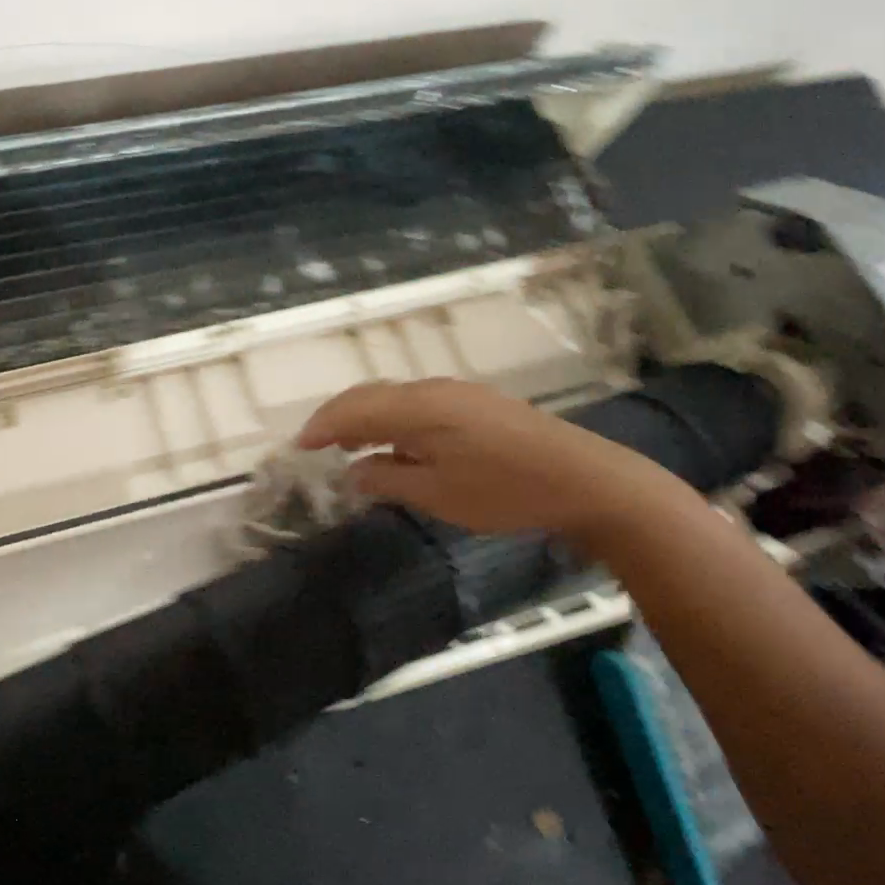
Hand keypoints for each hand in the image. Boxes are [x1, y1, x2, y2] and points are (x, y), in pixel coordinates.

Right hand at [298, 378, 698, 539]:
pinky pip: (416, 405)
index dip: (321, 428)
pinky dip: (391, 421)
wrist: (586, 482)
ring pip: (394, 399)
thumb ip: (387, 479)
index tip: (297, 449)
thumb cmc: (504, 492)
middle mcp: (433, 390)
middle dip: (337, 418)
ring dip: (364, 418)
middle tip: (315, 446)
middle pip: (370, 396)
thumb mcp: (437, 494)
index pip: (353, 409)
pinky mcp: (477, 405)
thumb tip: (352, 472)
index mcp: (418, 407)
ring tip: (346, 446)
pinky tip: (393, 445)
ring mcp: (458, 394)